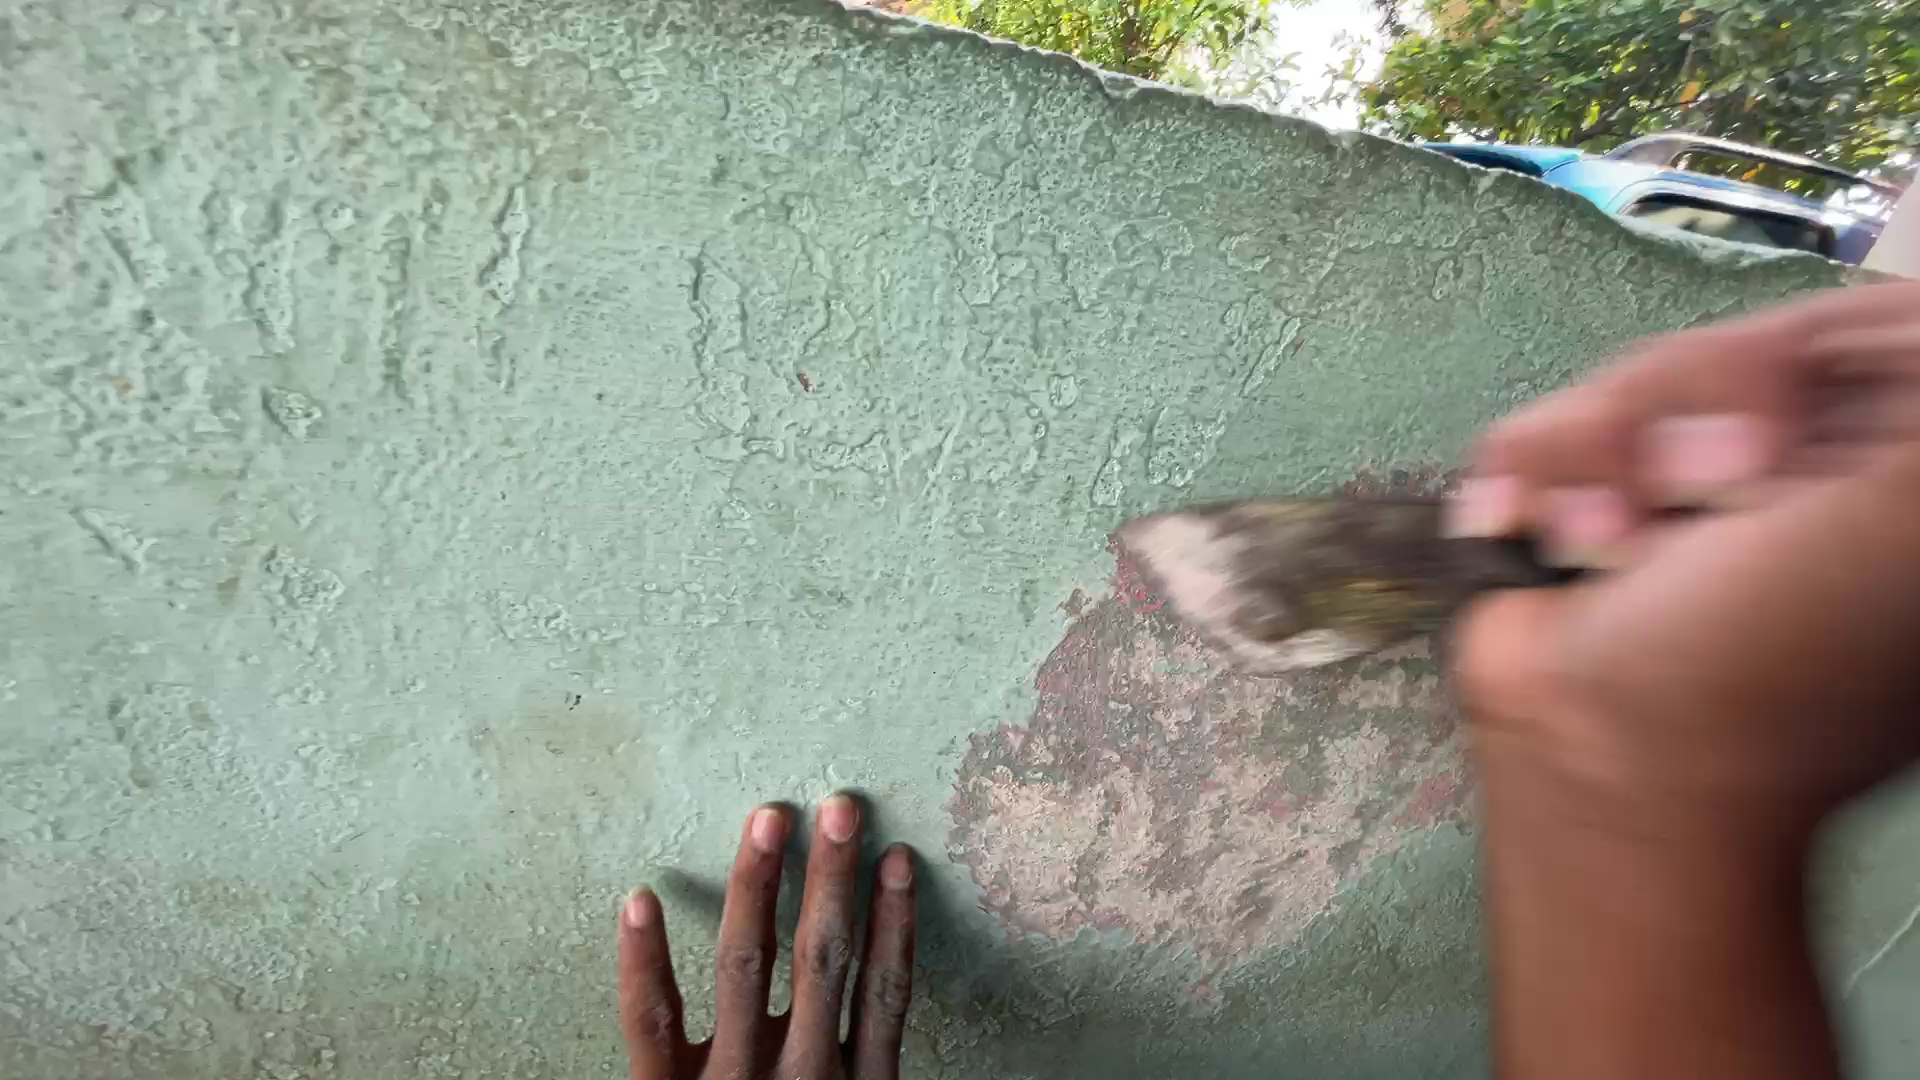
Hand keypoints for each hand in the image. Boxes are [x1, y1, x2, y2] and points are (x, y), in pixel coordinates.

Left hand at [616, 796, 916, 1079]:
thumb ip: (872, 1068)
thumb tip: (896, 1002)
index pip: (884, 996)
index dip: (894, 923)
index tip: (898, 858)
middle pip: (822, 961)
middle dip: (831, 880)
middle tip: (838, 808)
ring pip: (746, 971)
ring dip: (757, 890)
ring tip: (767, 821)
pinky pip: (649, 1026)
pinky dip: (642, 962)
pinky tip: (638, 898)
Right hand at [1445, 281, 1919, 1079]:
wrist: (1586, 735)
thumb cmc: (1753, 655)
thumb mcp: (1895, 532)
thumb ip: (1919, 426)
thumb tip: (1894, 322)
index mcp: (1879, 457)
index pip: (1849, 327)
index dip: (1784, 367)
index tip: (1754, 454)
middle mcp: (1767, 455)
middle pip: (1706, 350)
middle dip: (1667, 430)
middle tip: (1685, 508)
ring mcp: (1647, 476)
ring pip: (1599, 391)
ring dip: (1580, 475)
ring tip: (1587, 549)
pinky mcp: (1554, 495)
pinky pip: (1522, 435)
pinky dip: (1513, 486)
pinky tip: (1521, 535)